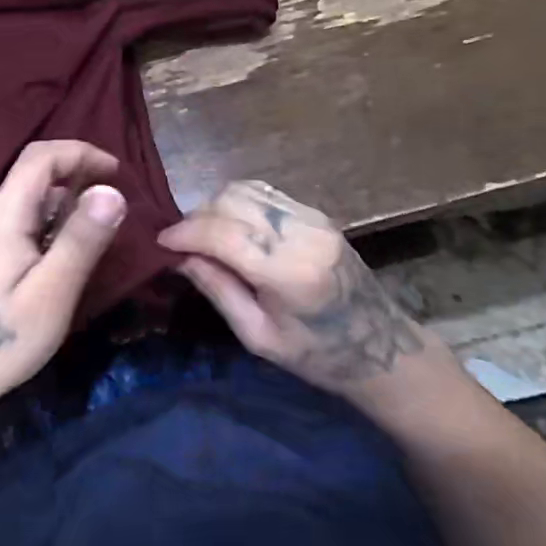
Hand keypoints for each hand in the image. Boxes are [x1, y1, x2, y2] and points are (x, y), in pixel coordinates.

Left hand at [0, 142, 127, 460]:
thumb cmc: (3, 338)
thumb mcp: (53, 292)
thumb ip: (81, 239)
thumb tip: (111, 190)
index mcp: (1, 214)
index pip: (40, 157)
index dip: (81, 152)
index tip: (118, 171)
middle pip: (34, 175)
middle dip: (77, 178)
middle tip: (115, 207)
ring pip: (28, 200)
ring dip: (64, 205)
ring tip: (96, 235)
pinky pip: (19, 220)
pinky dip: (48, 224)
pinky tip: (62, 255)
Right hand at [159, 180, 428, 395]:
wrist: (384, 351)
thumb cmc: (317, 355)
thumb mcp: (256, 336)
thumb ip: (216, 288)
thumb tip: (177, 256)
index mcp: (288, 272)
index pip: (220, 232)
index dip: (183, 233)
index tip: (161, 243)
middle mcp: (301, 234)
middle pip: (229, 202)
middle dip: (196, 219)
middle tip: (181, 244)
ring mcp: (312, 218)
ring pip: (243, 190)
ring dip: (214, 208)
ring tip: (204, 236)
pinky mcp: (316, 214)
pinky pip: (262, 193)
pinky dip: (236, 203)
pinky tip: (230, 227)